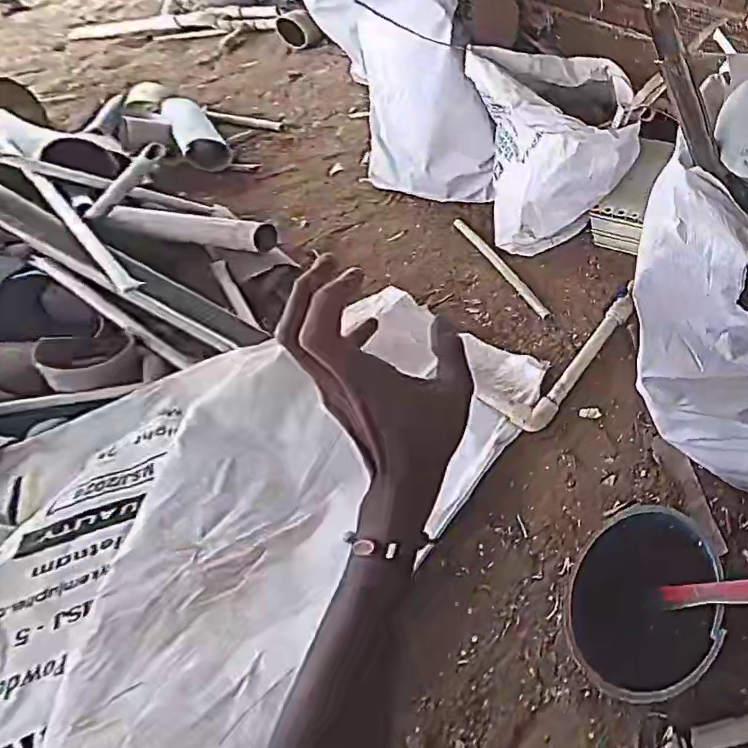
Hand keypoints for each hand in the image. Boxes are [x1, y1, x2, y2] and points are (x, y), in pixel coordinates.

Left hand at [276, 255, 474, 543]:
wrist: (403, 483)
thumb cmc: (427, 442)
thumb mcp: (454, 392)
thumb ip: (450, 352)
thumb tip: (444, 321)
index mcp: (356, 375)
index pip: (316, 328)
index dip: (328, 294)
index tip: (357, 275)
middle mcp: (333, 380)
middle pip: (292, 329)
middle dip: (306, 290)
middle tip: (331, 264)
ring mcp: (331, 389)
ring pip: (299, 342)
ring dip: (314, 307)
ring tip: (342, 284)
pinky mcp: (338, 395)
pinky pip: (321, 354)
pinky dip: (336, 330)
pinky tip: (368, 324)